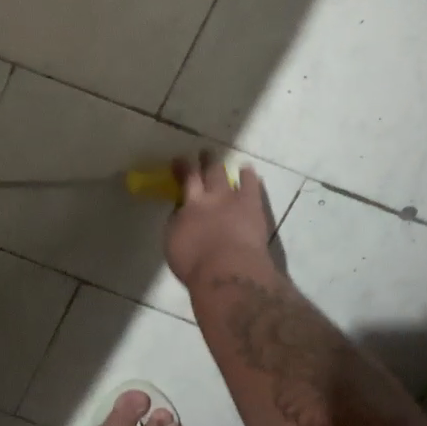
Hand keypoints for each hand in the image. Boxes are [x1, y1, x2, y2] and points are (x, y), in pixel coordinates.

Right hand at [165, 152, 274, 286]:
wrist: (228, 272)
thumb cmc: (195, 264)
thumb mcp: (174, 242)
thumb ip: (178, 224)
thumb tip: (181, 213)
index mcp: (189, 206)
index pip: (185, 180)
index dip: (182, 168)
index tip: (180, 160)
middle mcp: (210, 198)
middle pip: (207, 174)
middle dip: (205, 162)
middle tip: (204, 153)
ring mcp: (233, 201)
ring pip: (227, 176)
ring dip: (224, 167)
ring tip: (224, 160)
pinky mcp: (253, 208)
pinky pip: (251, 187)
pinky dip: (249, 177)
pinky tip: (248, 170)